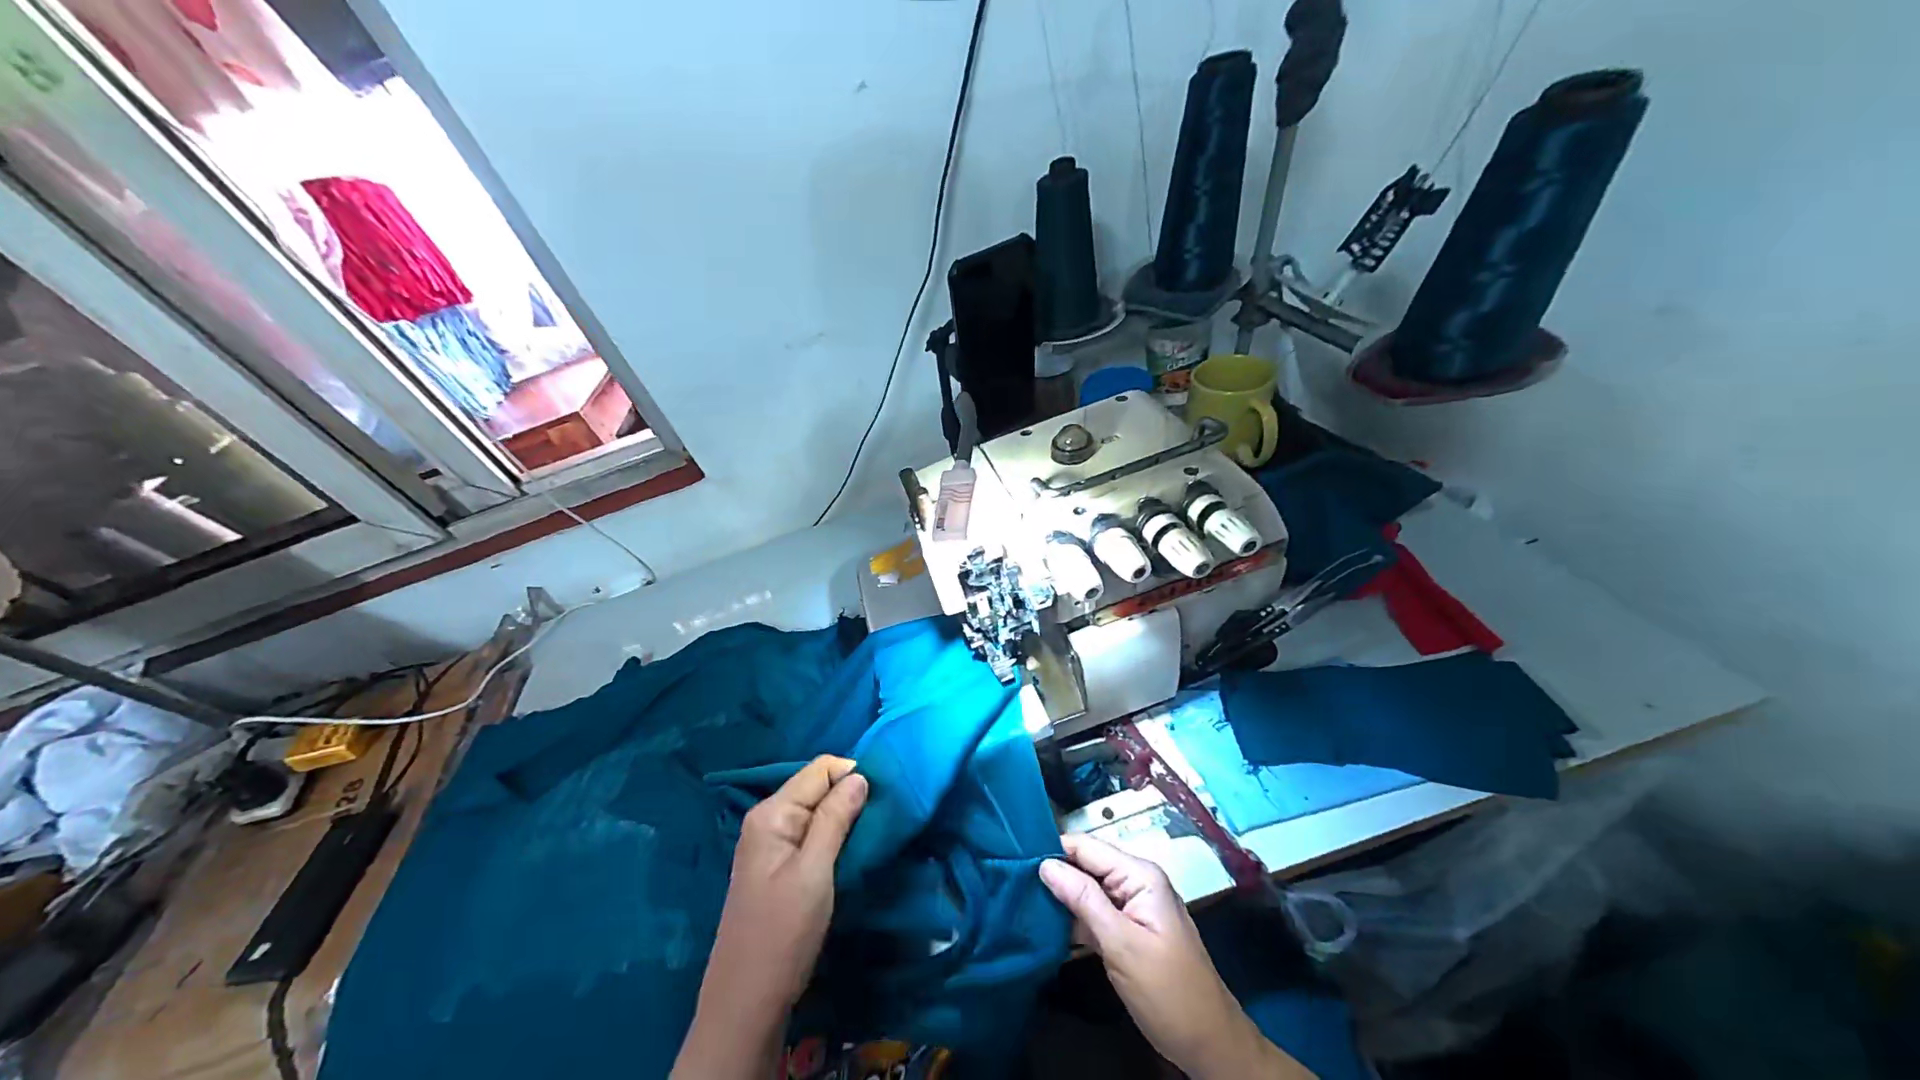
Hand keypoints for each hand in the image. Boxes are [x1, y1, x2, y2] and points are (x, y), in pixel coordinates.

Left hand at [673, 755, 868, 1078]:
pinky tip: (852, 851)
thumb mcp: (814, 871)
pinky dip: (834, 836)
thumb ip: (835, 819)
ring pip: (817, 811)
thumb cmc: (782, 933)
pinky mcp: (779, 866)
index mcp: (771, 813)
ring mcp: (771, 844)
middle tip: (883, 818)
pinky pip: (811, 834)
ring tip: (873, 834)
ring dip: (845, 817)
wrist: (747, 1002)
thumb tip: (860, 775)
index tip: (884, 798)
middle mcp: (768, 819)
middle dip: (850, 795)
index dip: (853, 775)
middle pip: (817, 787)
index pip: (820, 769)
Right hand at [1039, 835, 1311, 1079]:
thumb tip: (1045, 865)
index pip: (1087, 847)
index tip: (1014, 858)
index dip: (1053, 849)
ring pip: (1085, 889)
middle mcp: (1135, 882)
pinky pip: (1091, 913)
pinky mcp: (1125, 930)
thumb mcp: (1122, 944)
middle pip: (1085, 865)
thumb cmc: (1168, 992)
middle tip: (1010, 880)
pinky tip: (1042, 922)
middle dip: (1052, 872)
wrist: (1208, 1043)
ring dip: (1058, 896)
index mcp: (1140, 875)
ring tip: (1018, 897)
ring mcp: (1130, 907)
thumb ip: (1083, 900)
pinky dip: (1070, 918)